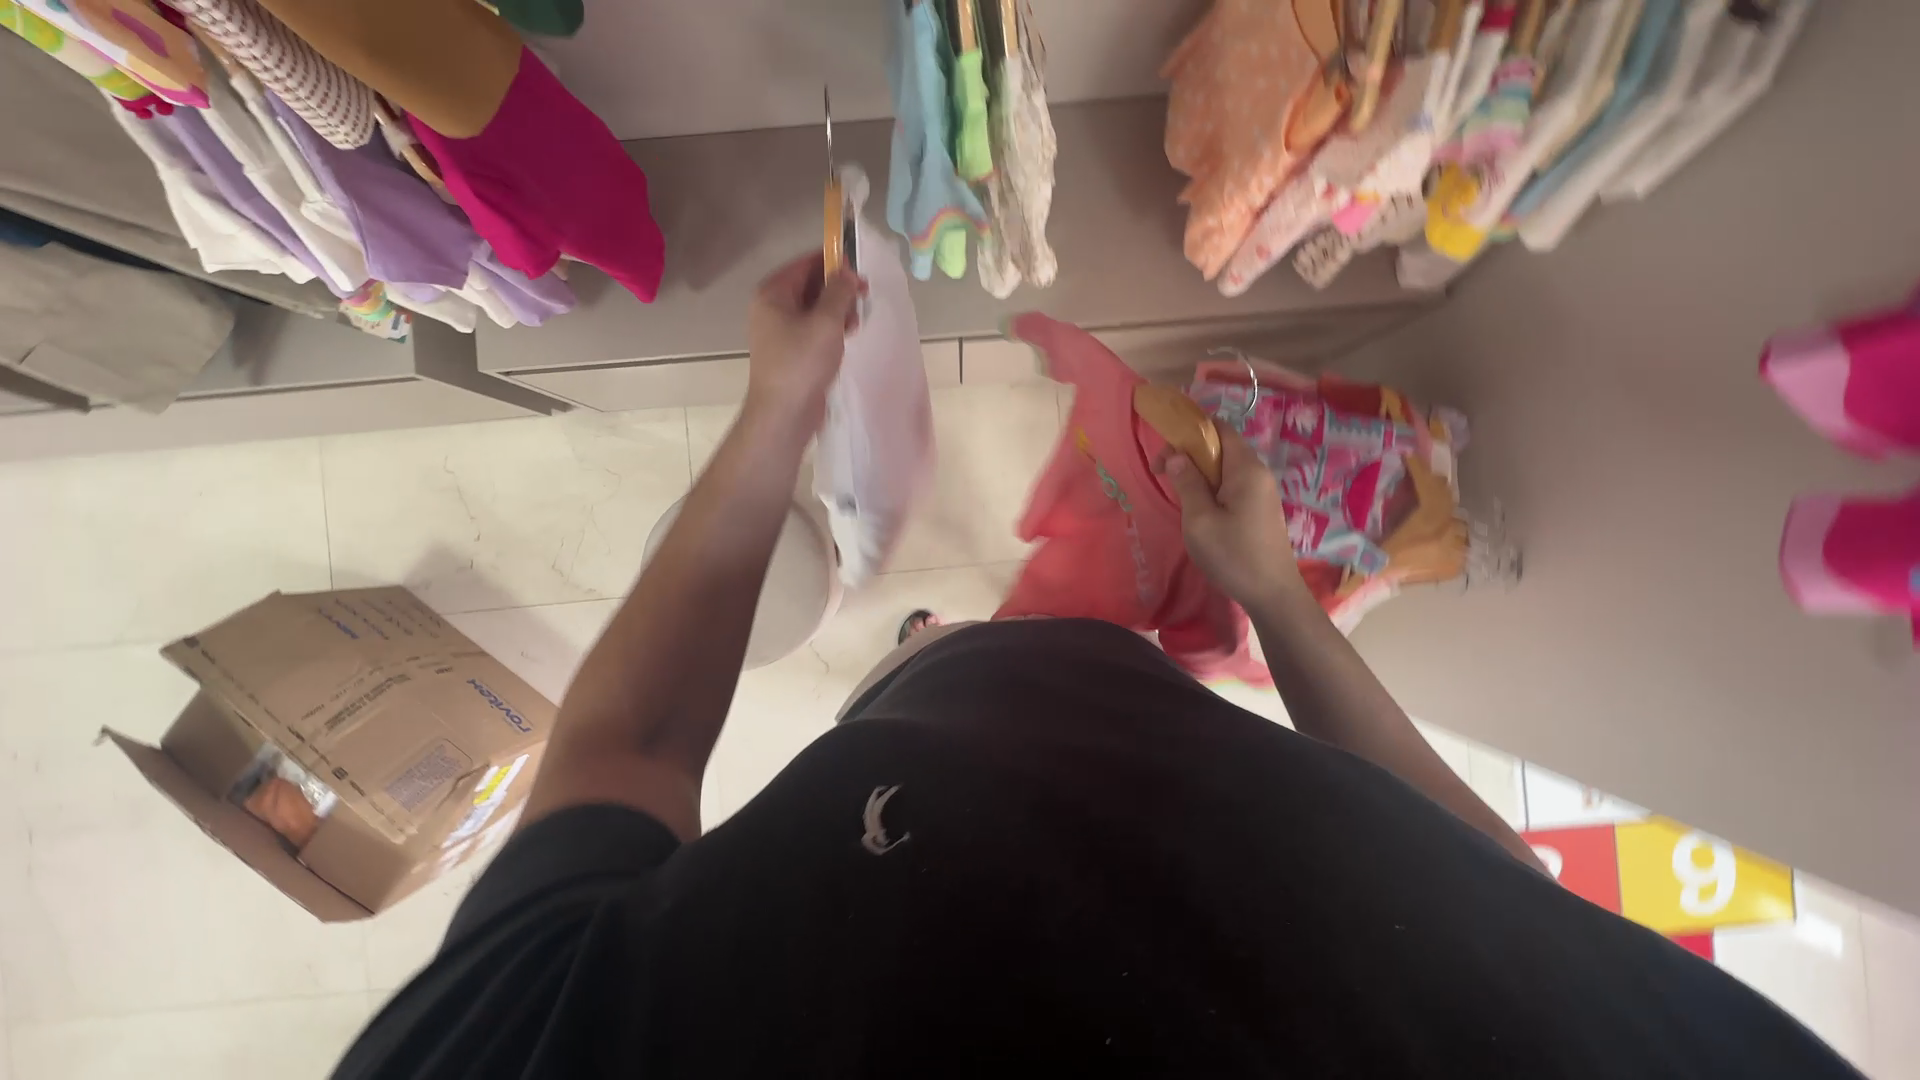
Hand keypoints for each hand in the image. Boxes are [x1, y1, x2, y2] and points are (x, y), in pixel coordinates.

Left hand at [744, 251, 863, 433]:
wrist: (784, 413)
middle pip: (811, 285)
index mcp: (773, 293)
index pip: (807, 263)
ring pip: (816, 308)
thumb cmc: (802, 363)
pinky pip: (815, 329)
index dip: (834, 262)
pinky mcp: (792, 351)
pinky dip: (832, 329)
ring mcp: (781, 331)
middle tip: (864, 298)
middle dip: (839, 289)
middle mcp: (773, 308)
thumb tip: (847, 272)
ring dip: (838, 311)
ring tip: (856, 322)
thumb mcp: (826, 322)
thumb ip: (839, 292)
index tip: (861, 270)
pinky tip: (847, 336)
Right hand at [1163, 425, 1307, 609]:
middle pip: (1222, 447)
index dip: (1189, 434)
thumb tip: (1177, 457)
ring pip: (1225, 469)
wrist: (1272, 594)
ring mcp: (1261, 492)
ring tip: (1179, 495)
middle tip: (1164, 477)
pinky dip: (1212, 489)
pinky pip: (1232, 486)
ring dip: (1200, 475)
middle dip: (1191, 455)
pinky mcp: (1260, 509)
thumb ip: (1188, 484)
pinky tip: (1200, 510)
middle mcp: (1258, 473)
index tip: (1165, 457)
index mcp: (1245, 469)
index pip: (1219, 429)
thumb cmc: (1233, 555)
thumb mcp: (1200, 520)